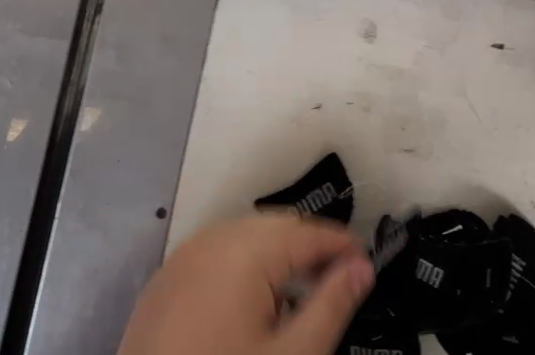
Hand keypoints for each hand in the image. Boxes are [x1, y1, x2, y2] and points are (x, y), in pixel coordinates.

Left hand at [117, 216, 375, 354]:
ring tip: (303, 294)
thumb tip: (362, 269)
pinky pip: (218, 254)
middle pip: (278, 228)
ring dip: (279, 256)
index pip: (310, 233)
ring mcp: (184, 257)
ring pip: (247, 238)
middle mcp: (213, 238)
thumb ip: (331, 307)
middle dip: (311, 249)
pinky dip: (245, 266)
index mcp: (246, 249)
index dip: (344, 248)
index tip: (368, 268)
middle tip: (341, 281)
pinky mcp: (166, 280)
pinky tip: (256, 304)